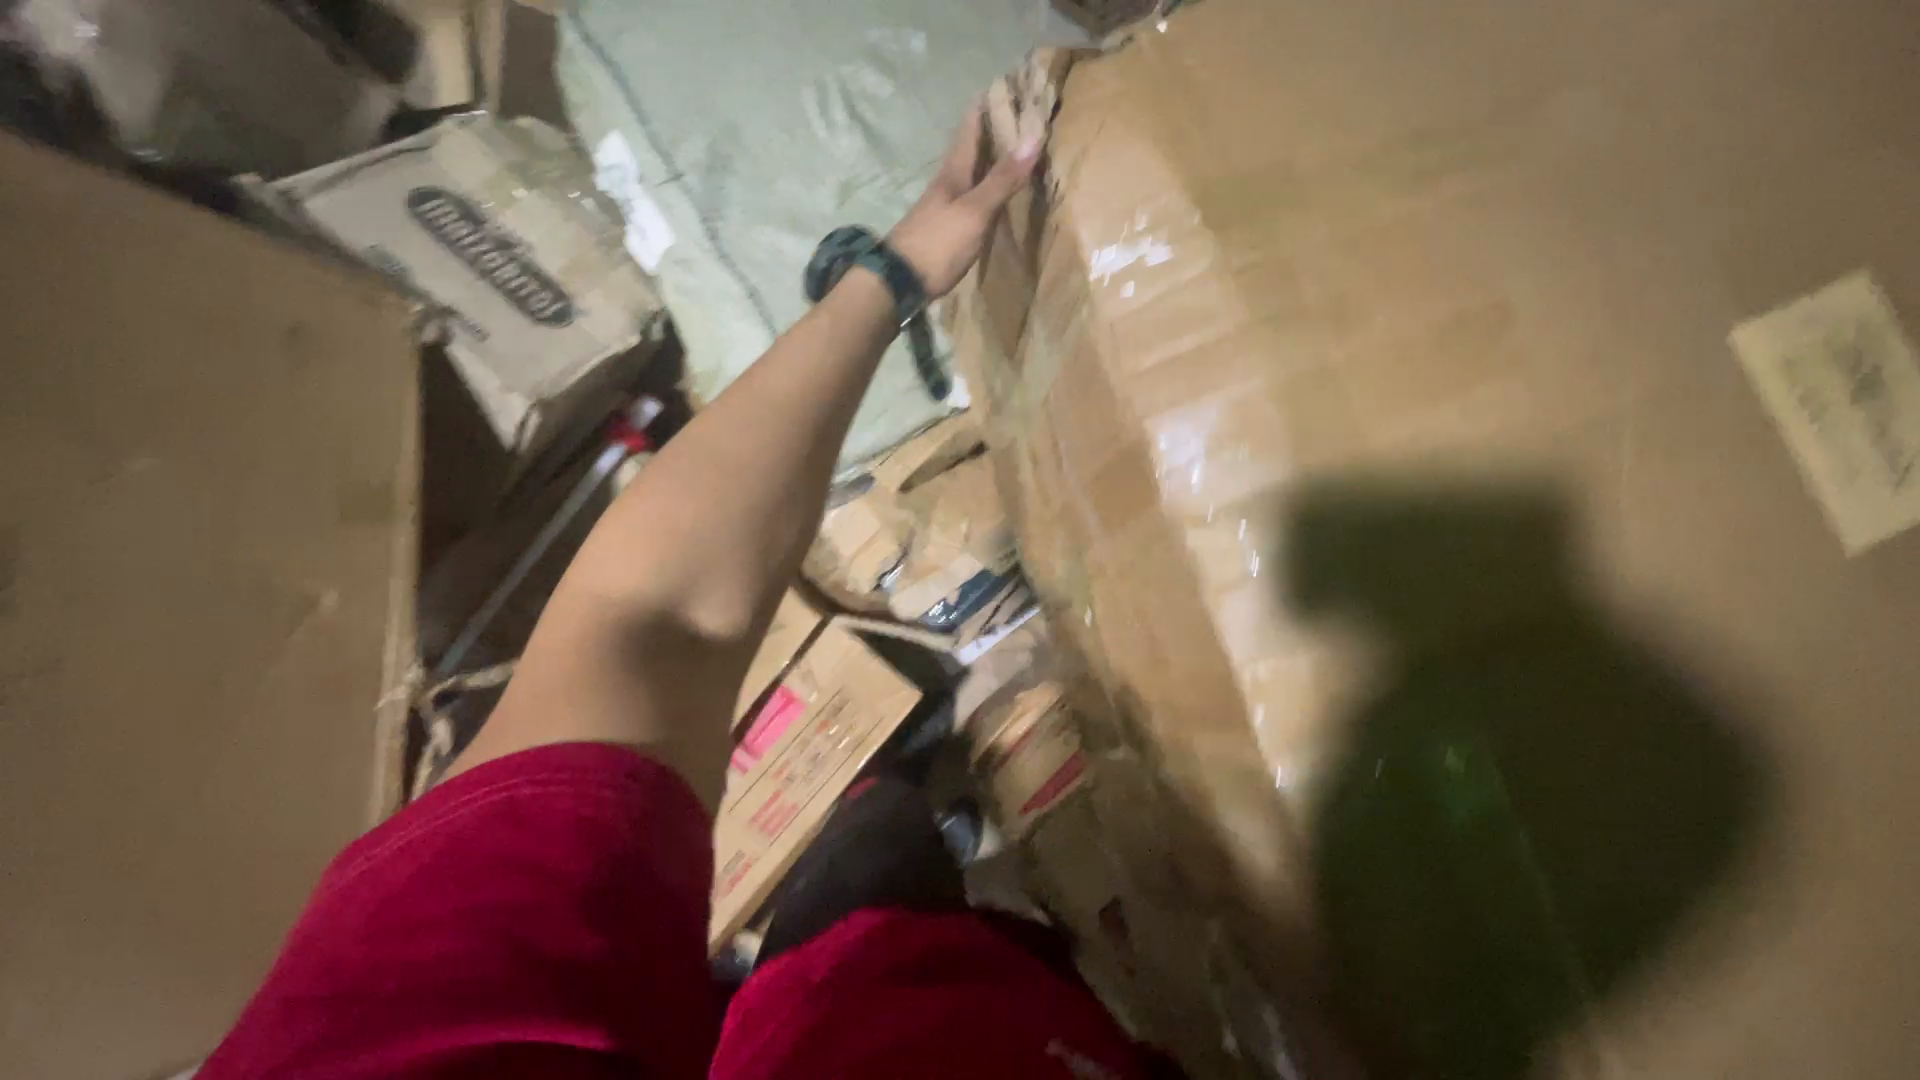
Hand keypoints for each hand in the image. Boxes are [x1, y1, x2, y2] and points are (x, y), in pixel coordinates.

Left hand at [887, 105, 1042, 298]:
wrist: (899, 282)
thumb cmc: (937, 242)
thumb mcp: (975, 210)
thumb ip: (1002, 179)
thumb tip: (1034, 136)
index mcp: (954, 170)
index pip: (971, 126)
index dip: (987, 104)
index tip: (1007, 84)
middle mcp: (948, 182)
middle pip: (972, 147)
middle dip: (994, 130)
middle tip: (1020, 114)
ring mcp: (945, 206)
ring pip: (972, 172)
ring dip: (991, 160)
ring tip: (1014, 150)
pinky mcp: (946, 228)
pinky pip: (972, 198)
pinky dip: (988, 189)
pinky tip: (996, 196)